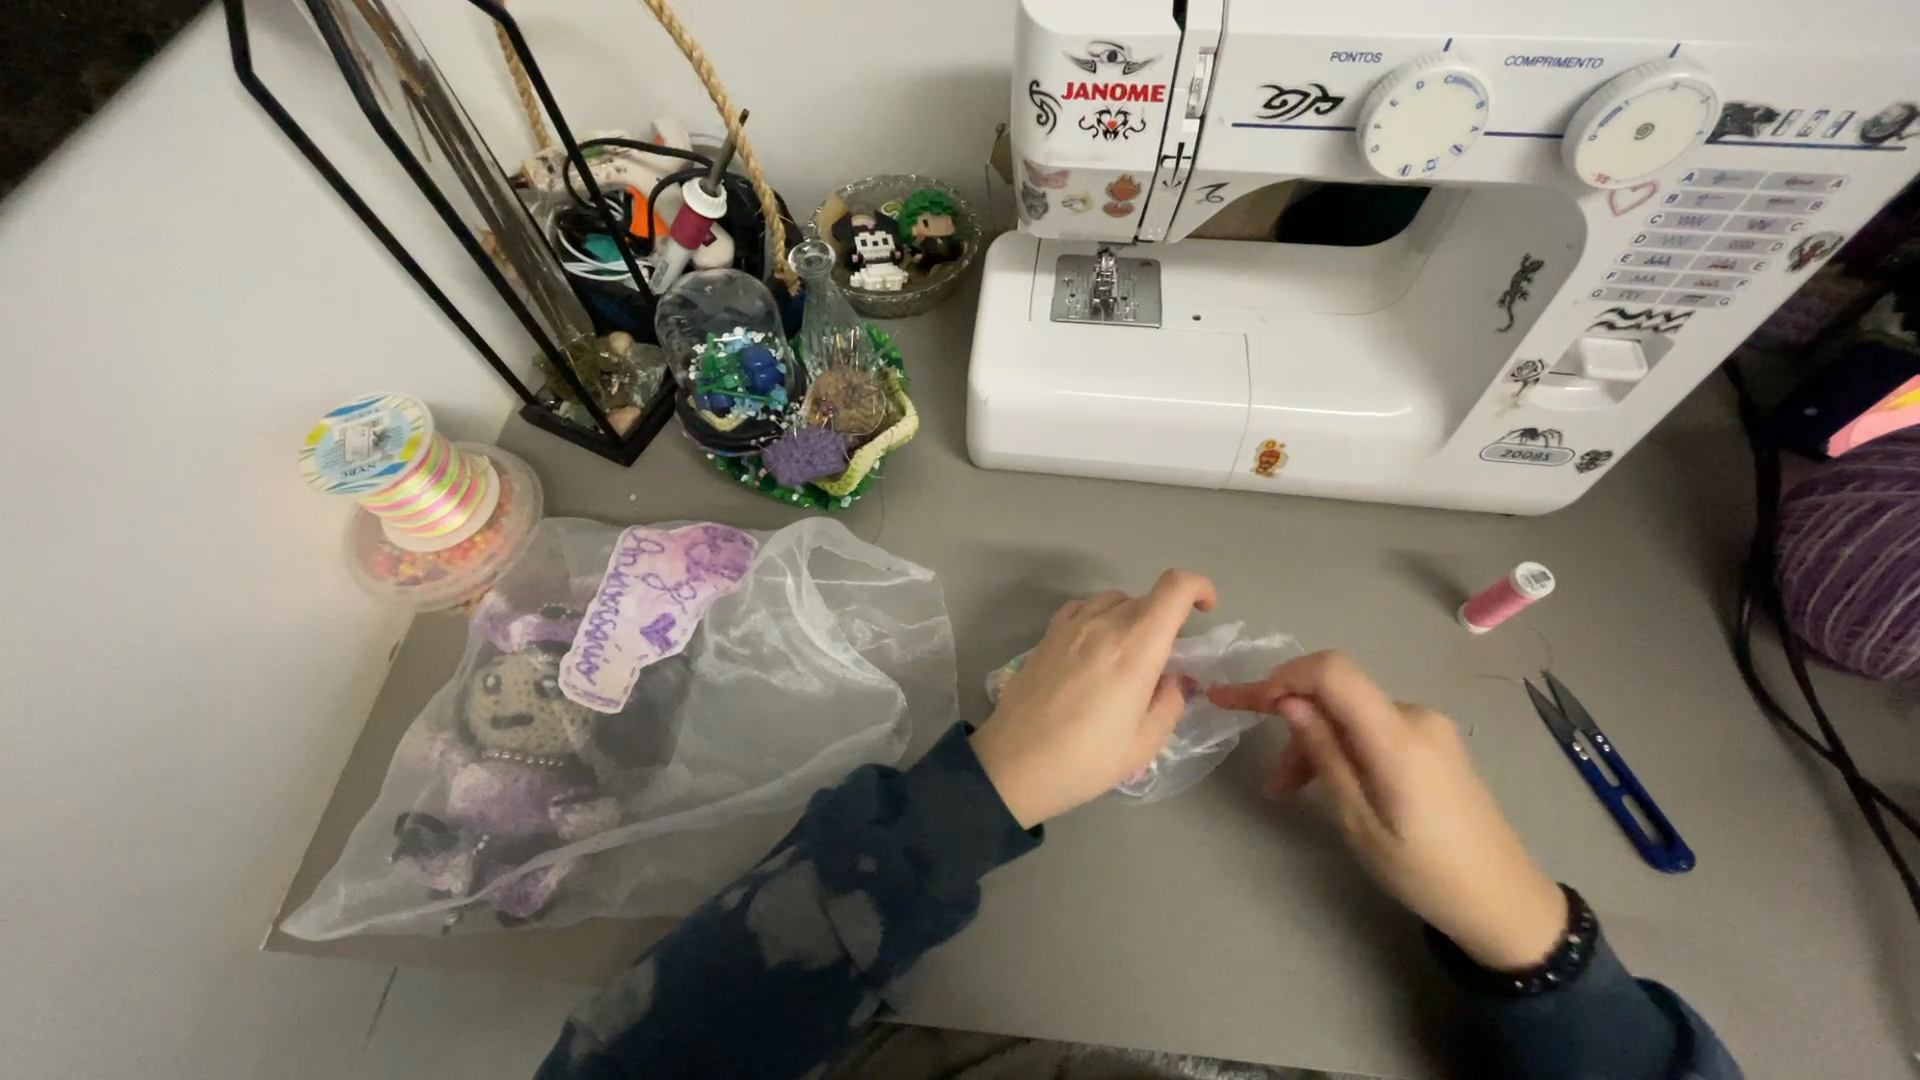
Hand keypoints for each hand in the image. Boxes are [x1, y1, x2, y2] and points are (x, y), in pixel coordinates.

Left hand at [971, 570, 1217, 828]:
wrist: (1014, 764)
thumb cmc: (1085, 760)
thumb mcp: (1144, 742)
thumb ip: (1169, 702)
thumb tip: (1174, 679)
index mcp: (1136, 647)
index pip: (1175, 587)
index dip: (1199, 588)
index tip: (1206, 611)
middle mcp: (1104, 624)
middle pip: (1147, 597)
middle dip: (1167, 617)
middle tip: (1165, 659)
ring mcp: (1070, 626)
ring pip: (1114, 600)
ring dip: (1133, 617)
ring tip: (1129, 655)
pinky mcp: (1047, 635)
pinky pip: (1083, 609)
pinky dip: (1100, 618)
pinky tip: (1096, 648)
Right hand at [1209, 652, 1567, 972]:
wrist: (1507, 903)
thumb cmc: (1427, 873)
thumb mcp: (1359, 822)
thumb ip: (1324, 754)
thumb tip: (1288, 703)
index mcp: (1398, 738)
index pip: (1332, 673)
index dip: (1282, 676)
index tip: (1244, 701)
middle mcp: (1414, 717)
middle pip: (1333, 694)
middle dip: (1286, 715)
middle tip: (1246, 745)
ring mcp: (1425, 727)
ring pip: (1346, 713)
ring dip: (1308, 740)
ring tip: (1282, 788)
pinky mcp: (1429, 740)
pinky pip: (1367, 727)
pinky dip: (1336, 746)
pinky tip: (1317, 781)